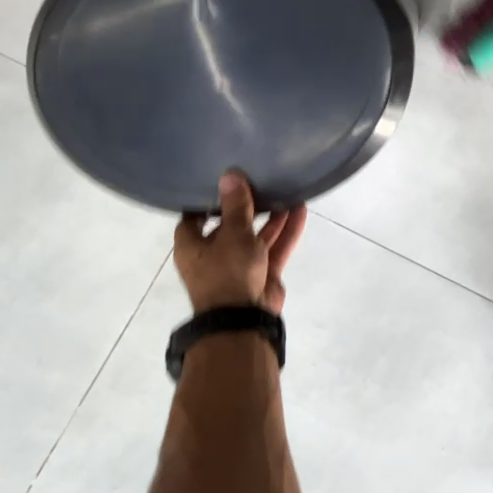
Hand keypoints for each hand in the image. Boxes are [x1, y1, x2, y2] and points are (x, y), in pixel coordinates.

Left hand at [174, 171, 308, 313]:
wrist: (244, 318)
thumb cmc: (228, 272)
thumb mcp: (232, 234)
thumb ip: (236, 205)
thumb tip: (229, 174)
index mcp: (193, 247)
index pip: (194, 218)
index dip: (207, 200)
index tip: (222, 181)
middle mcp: (213, 254)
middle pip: (230, 225)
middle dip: (246, 206)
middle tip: (260, 180)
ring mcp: (239, 265)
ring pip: (256, 235)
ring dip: (271, 216)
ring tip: (285, 190)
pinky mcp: (262, 273)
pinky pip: (274, 247)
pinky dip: (286, 231)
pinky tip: (300, 209)